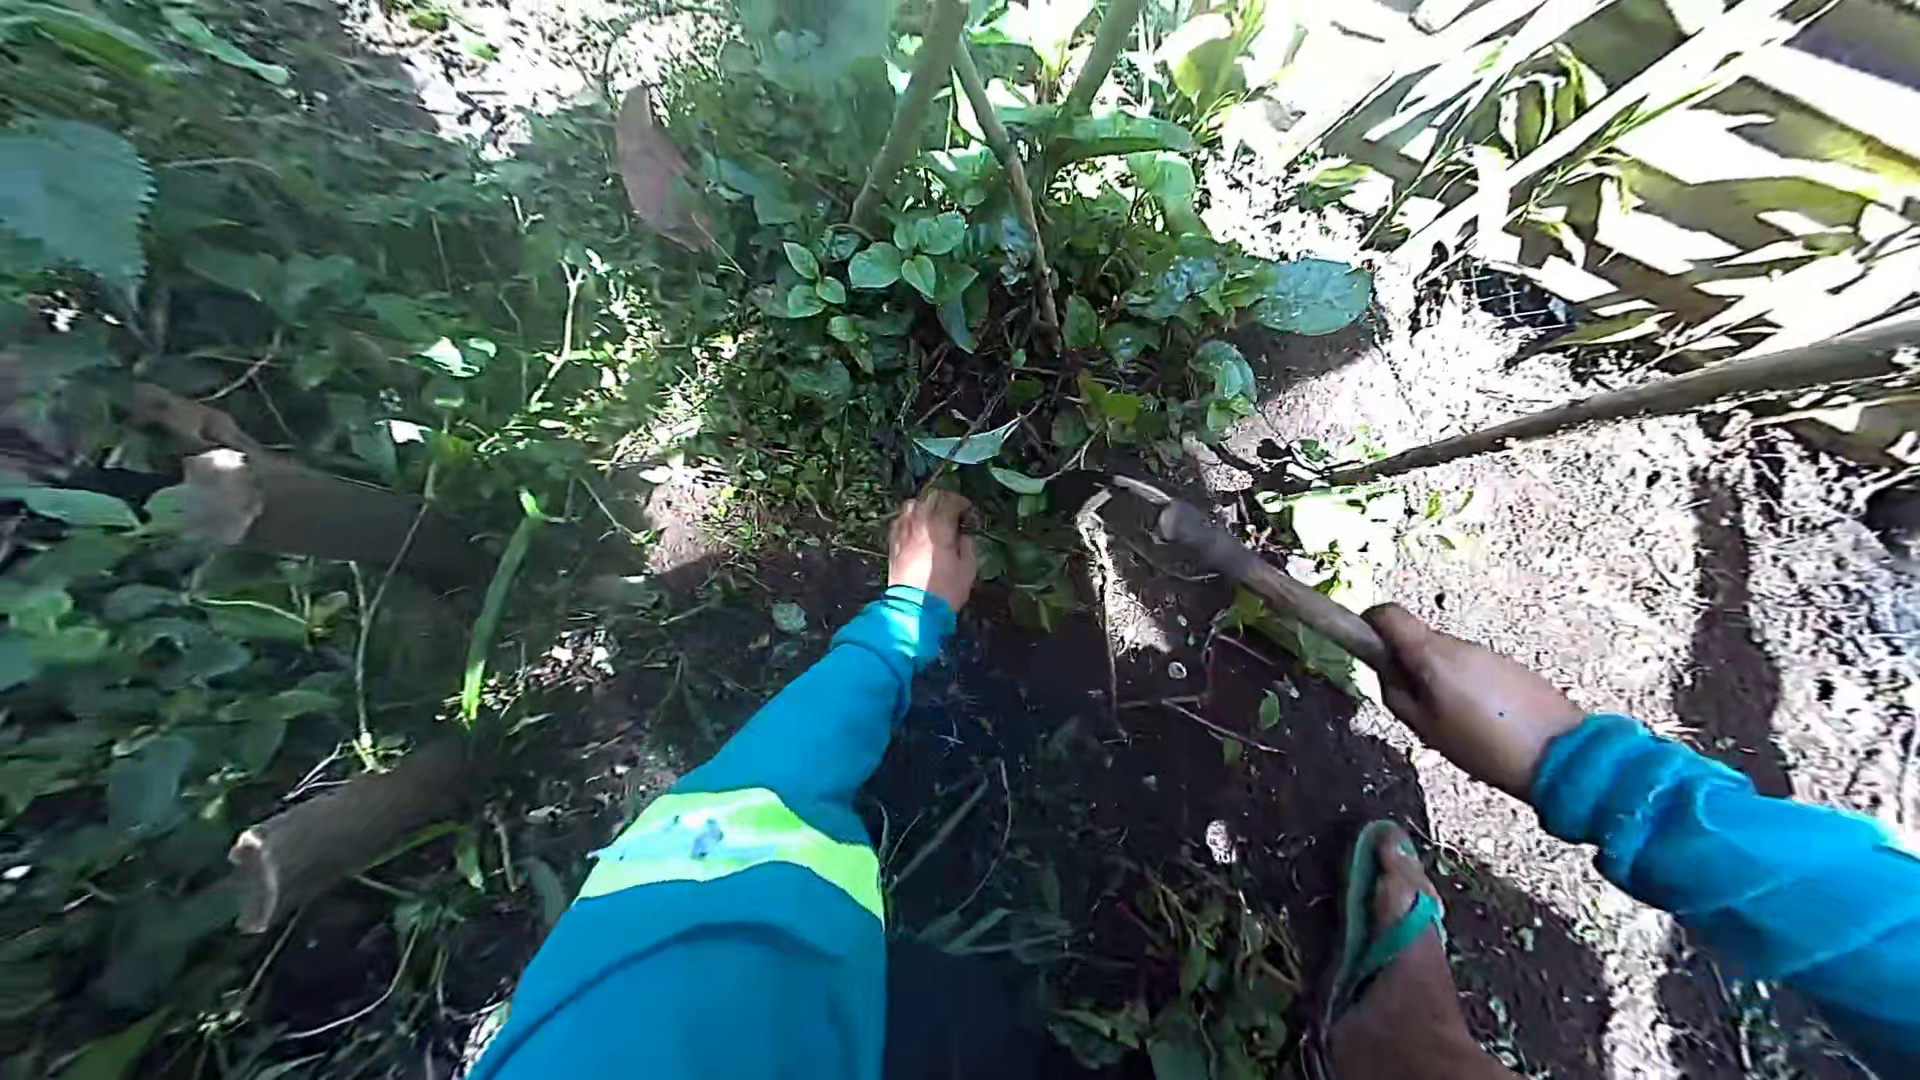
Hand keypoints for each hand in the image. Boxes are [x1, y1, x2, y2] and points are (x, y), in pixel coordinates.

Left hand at [888, 491, 976, 612]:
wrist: (914, 609)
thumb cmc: (945, 590)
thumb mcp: (967, 567)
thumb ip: (967, 543)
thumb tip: (963, 532)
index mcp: (939, 527)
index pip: (950, 500)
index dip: (962, 503)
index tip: (968, 512)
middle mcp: (918, 524)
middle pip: (930, 497)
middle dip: (945, 501)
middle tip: (954, 512)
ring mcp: (903, 531)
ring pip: (912, 504)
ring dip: (925, 506)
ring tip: (934, 518)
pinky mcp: (893, 542)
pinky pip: (901, 519)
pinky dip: (911, 518)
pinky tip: (918, 528)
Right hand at [1366, 603, 1585, 799]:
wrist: (1572, 761)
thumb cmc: (1484, 745)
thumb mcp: (1423, 726)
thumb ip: (1394, 692)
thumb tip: (1388, 672)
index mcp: (1431, 654)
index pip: (1388, 614)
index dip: (1369, 623)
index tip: (1367, 647)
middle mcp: (1460, 644)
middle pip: (1418, 638)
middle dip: (1406, 661)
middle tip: (1412, 700)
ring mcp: (1491, 655)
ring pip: (1446, 655)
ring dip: (1437, 675)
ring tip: (1451, 717)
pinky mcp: (1515, 669)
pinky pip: (1474, 667)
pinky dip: (1465, 684)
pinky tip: (1481, 720)